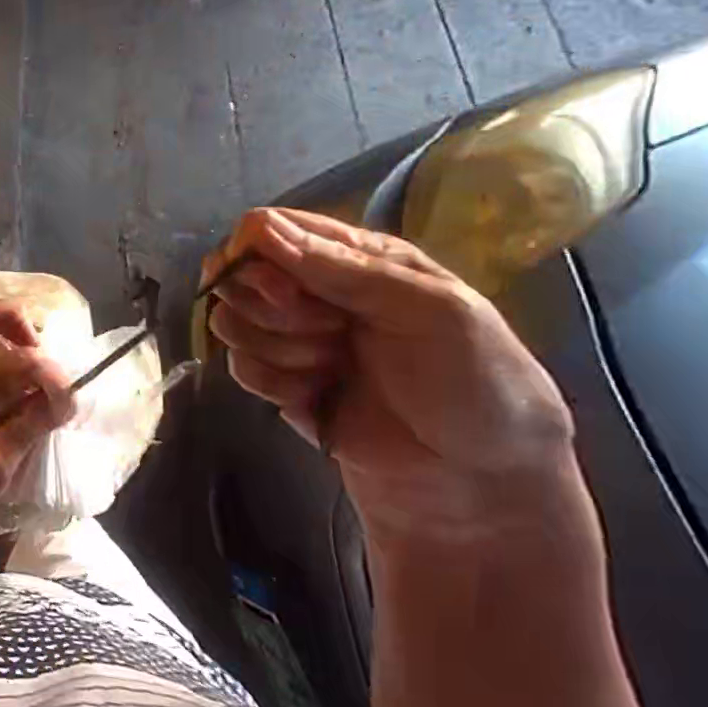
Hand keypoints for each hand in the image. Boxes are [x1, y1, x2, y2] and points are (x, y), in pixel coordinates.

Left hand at [0, 299, 74, 536]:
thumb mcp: (0, 462)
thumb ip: (33, 422)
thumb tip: (68, 395)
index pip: (23, 359)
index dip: (54, 378)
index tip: (66, 407)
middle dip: (21, 323)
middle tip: (44, 361)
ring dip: (17, 335)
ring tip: (40, 373)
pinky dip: (11, 353)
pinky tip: (29, 387)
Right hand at [204, 208, 577, 541]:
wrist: (478, 478)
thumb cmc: (472, 376)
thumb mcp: (429, 307)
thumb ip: (342, 267)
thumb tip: (258, 228)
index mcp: (348, 257)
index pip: (265, 230)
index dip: (255, 256)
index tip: (285, 291)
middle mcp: (309, 289)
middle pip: (236, 275)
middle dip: (269, 308)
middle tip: (327, 332)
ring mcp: (289, 336)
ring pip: (229, 321)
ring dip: (277, 348)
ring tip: (332, 367)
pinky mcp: (277, 381)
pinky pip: (239, 366)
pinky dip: (274, 382)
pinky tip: (315, 396)